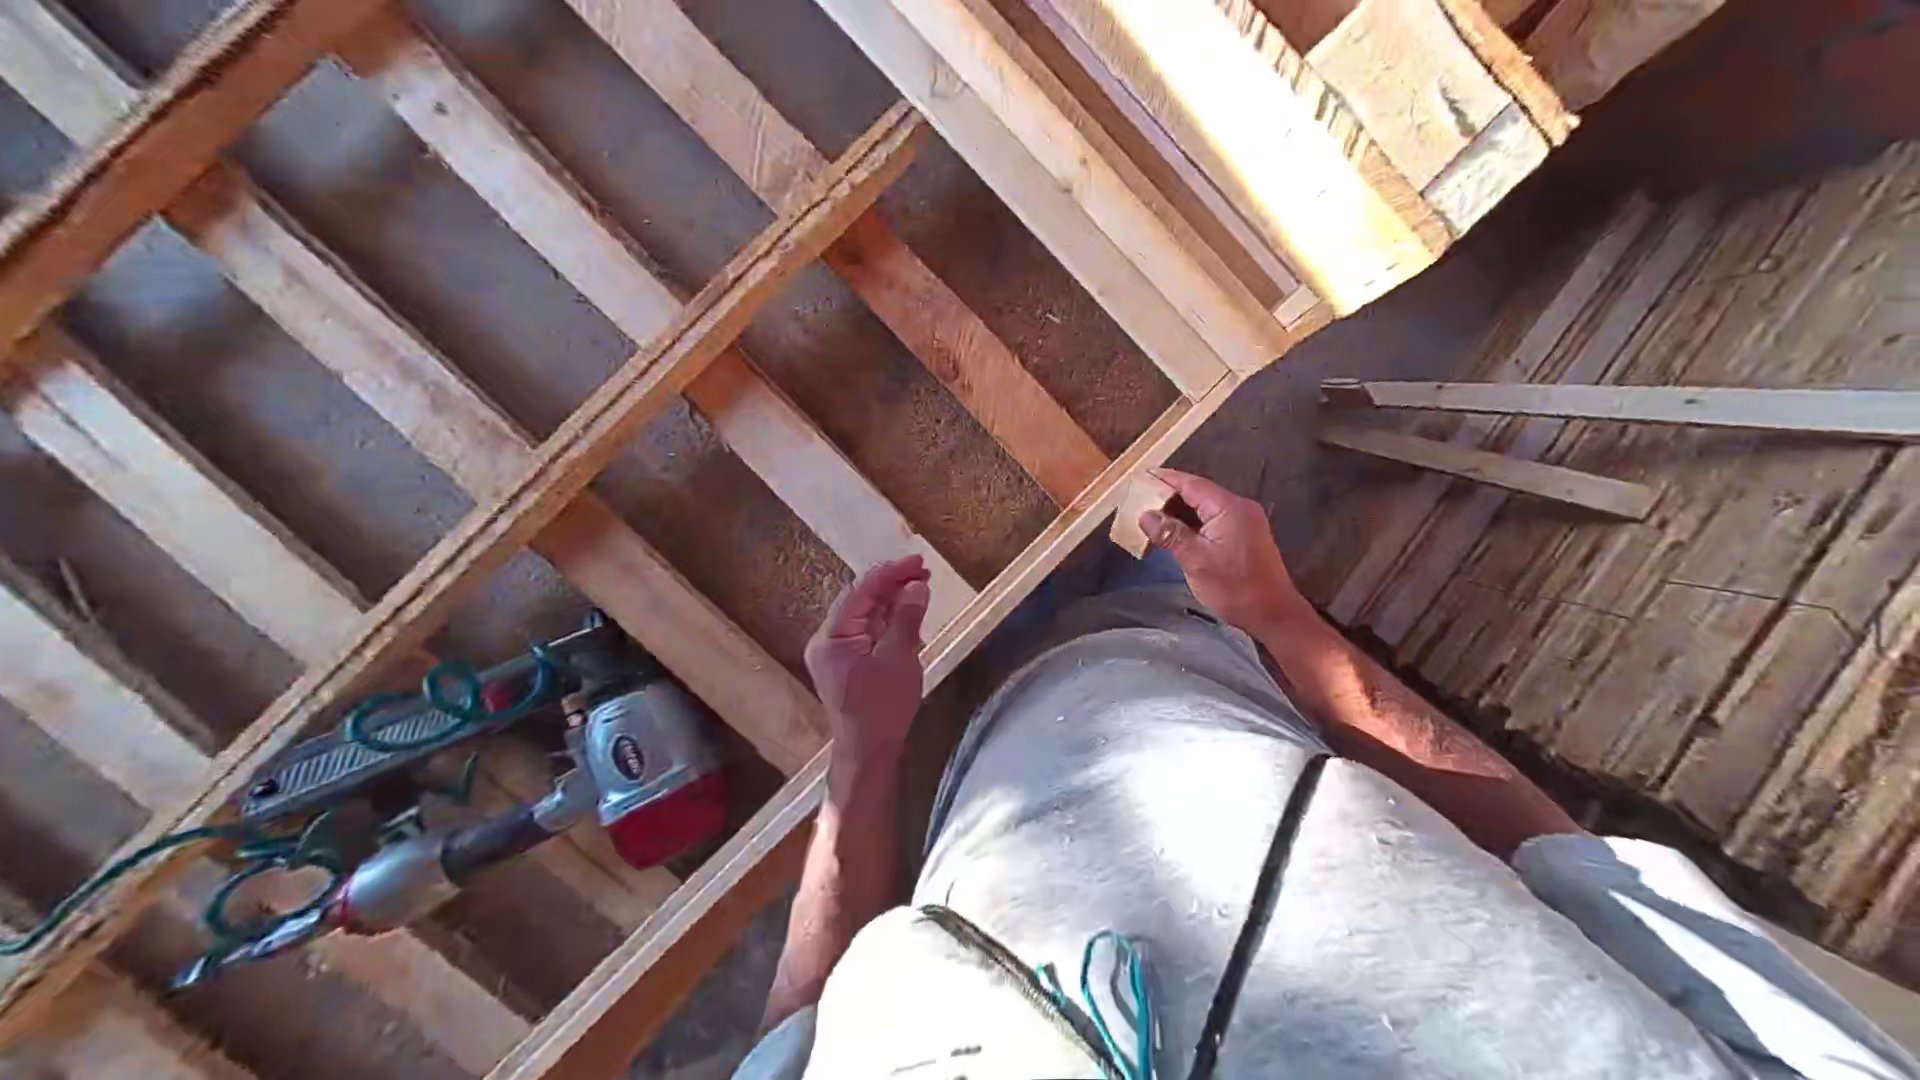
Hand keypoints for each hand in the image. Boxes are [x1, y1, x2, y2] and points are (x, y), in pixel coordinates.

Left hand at [804, 556, 931, 772]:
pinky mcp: (847, 663)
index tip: (918, 562)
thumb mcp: (899, 659)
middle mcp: (827, 640)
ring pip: (865, 615)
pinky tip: (908, 611)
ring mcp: (836, 652)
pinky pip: (867, 632)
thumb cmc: (882, 708)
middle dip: (892, 584)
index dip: (890, 572)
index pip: (860, 591)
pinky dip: (888, 620)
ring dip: (892, 600)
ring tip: (921, 586)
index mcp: (832, 637)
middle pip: (861, 601)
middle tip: (923, 572)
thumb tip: (916, 586)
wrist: (868, 753)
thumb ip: (906, 618)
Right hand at [1140, 468, 1311, 634]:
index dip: (1165, 479)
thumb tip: (1145, 515)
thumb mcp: (1196, 561)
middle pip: (1198, 492)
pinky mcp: (1244, 535)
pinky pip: (1213, 519)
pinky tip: (1174, 530)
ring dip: (1179, 509)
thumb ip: (1170, 534)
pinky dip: (1192, 522)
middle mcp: (1239, 508)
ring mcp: (1244, 521)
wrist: (1272, 614)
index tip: (1141, 476)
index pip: (1191, 484)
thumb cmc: (1235, 587)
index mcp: (1229, 508)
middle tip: (1139, 496)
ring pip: (1205, 506)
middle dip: (1169, 494)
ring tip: (1150, 513)